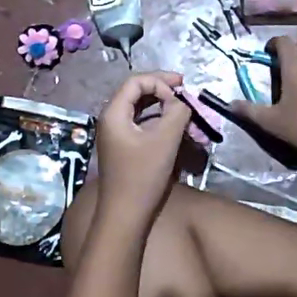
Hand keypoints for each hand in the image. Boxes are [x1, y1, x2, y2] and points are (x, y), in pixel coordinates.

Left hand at [93, 72, 191, 235]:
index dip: (159, 81)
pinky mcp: (124, 146)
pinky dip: (159, 120)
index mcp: (114, 113)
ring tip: (184, 108)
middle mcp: (111, 119)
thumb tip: (183, 100)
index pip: (136, 81)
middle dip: (162, 89)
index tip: (181, 92)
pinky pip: (141, 123)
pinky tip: (175, 125)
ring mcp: (116, 133)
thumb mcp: (165, 140)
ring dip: (163, 105)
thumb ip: (176, 113)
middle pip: (136, 92)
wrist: (125, 215)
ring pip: (140, 108)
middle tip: (185, 89)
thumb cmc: (142, 176)